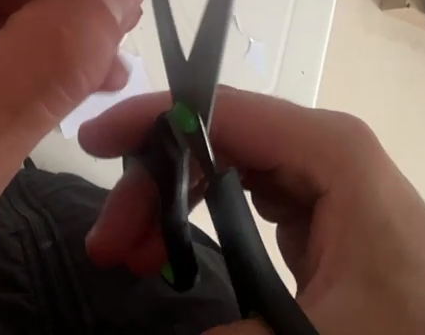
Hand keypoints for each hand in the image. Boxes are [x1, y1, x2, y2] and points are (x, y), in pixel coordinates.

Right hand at [79, 88, 424, 334]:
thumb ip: (235, 332)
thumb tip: (160, 329)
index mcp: (329, 150)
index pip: (222, 111)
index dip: (153, 120)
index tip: (96, 142)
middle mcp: (322, 148)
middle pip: (214, 140)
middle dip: (154, 182)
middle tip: (108, 239)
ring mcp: (322, 178)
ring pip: (223, 168)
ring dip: (170, 203)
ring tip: (127, 254)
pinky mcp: (322, 213)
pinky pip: (244, 197)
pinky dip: (200, 219)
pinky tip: (169, 250)